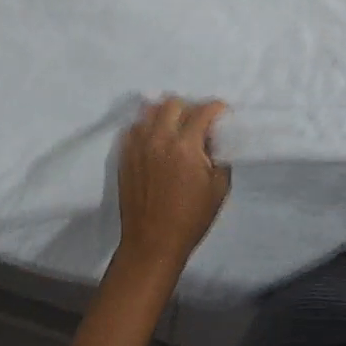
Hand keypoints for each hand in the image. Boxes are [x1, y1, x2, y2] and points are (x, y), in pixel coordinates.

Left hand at [117, 97, 230, 270]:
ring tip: (174, 127)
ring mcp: (138, 145)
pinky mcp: (124, 155)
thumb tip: (213, 141)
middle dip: (189, 108)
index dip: (216, 108)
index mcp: (185, 146)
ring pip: (149, 111)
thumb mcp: (218, 189)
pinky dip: (146, 127)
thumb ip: (220, 158)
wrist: (152, 242)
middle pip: (173, 103)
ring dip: (165, 114)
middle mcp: (159, 138)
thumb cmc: (190, 218)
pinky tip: (155, 140)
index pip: (202, 111)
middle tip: (197, 123)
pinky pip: (134, 127)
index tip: (222, 112)